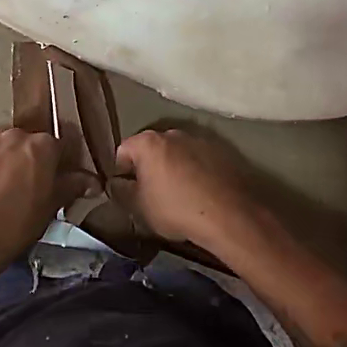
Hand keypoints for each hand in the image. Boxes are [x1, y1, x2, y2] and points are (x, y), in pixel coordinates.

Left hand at [0, 128, 83, 264]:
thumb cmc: (15, 224)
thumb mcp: (52, 206)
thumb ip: (74, 186)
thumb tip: (92, 182)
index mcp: (44, 146)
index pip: (61, 144)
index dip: (61, 161)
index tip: (58, 175)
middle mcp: (16, 135)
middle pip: (31, 141)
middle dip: (32, 158)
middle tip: (30, 183)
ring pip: (5, 142)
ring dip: (8, 156)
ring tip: (4, 185)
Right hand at [110, 129, 261, 246]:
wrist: (228, 213)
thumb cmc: (175, 208)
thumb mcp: (139, 206)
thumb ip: (122, 191)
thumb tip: (118, 183)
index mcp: (149, 142)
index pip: (124, 150)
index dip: (121, 172)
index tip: (128, 191)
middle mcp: (175, 133)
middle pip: (153, 148)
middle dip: (149, 167)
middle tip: (152, 193)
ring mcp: (201, 140)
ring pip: (178, 153)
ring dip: (174, 168)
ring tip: (179, 194)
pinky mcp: (223, 151)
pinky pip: (200, 159)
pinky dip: (196, 170)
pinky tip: (200, 192)